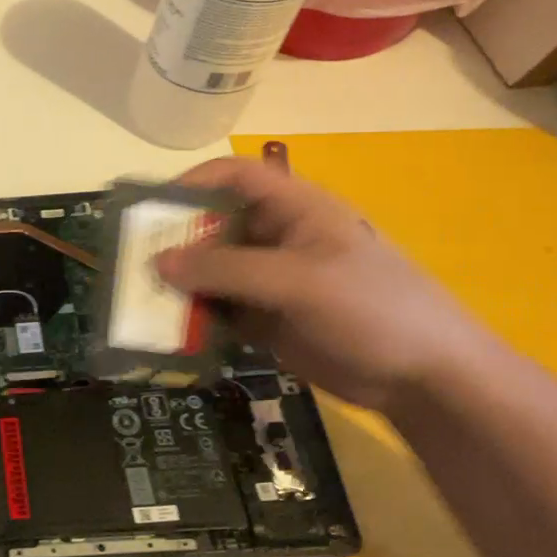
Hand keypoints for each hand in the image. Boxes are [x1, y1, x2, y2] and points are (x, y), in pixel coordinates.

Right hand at [155, 157, 493, 413]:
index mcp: (294, 209)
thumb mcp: (298, 281)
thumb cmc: (373, 309)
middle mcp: (276, 238)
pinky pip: (217, 310)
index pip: (235, 177)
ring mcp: (269, 281)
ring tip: (139, 303)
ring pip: (209, 271)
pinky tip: (167, 333)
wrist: (426, 379)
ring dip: (177, 285)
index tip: (150, 210)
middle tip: (130, 264)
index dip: (192, 183)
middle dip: (172, 242)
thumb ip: (226, 269)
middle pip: (212, 225)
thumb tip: (157, 262)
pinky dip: (192, 318)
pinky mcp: (265, 319)